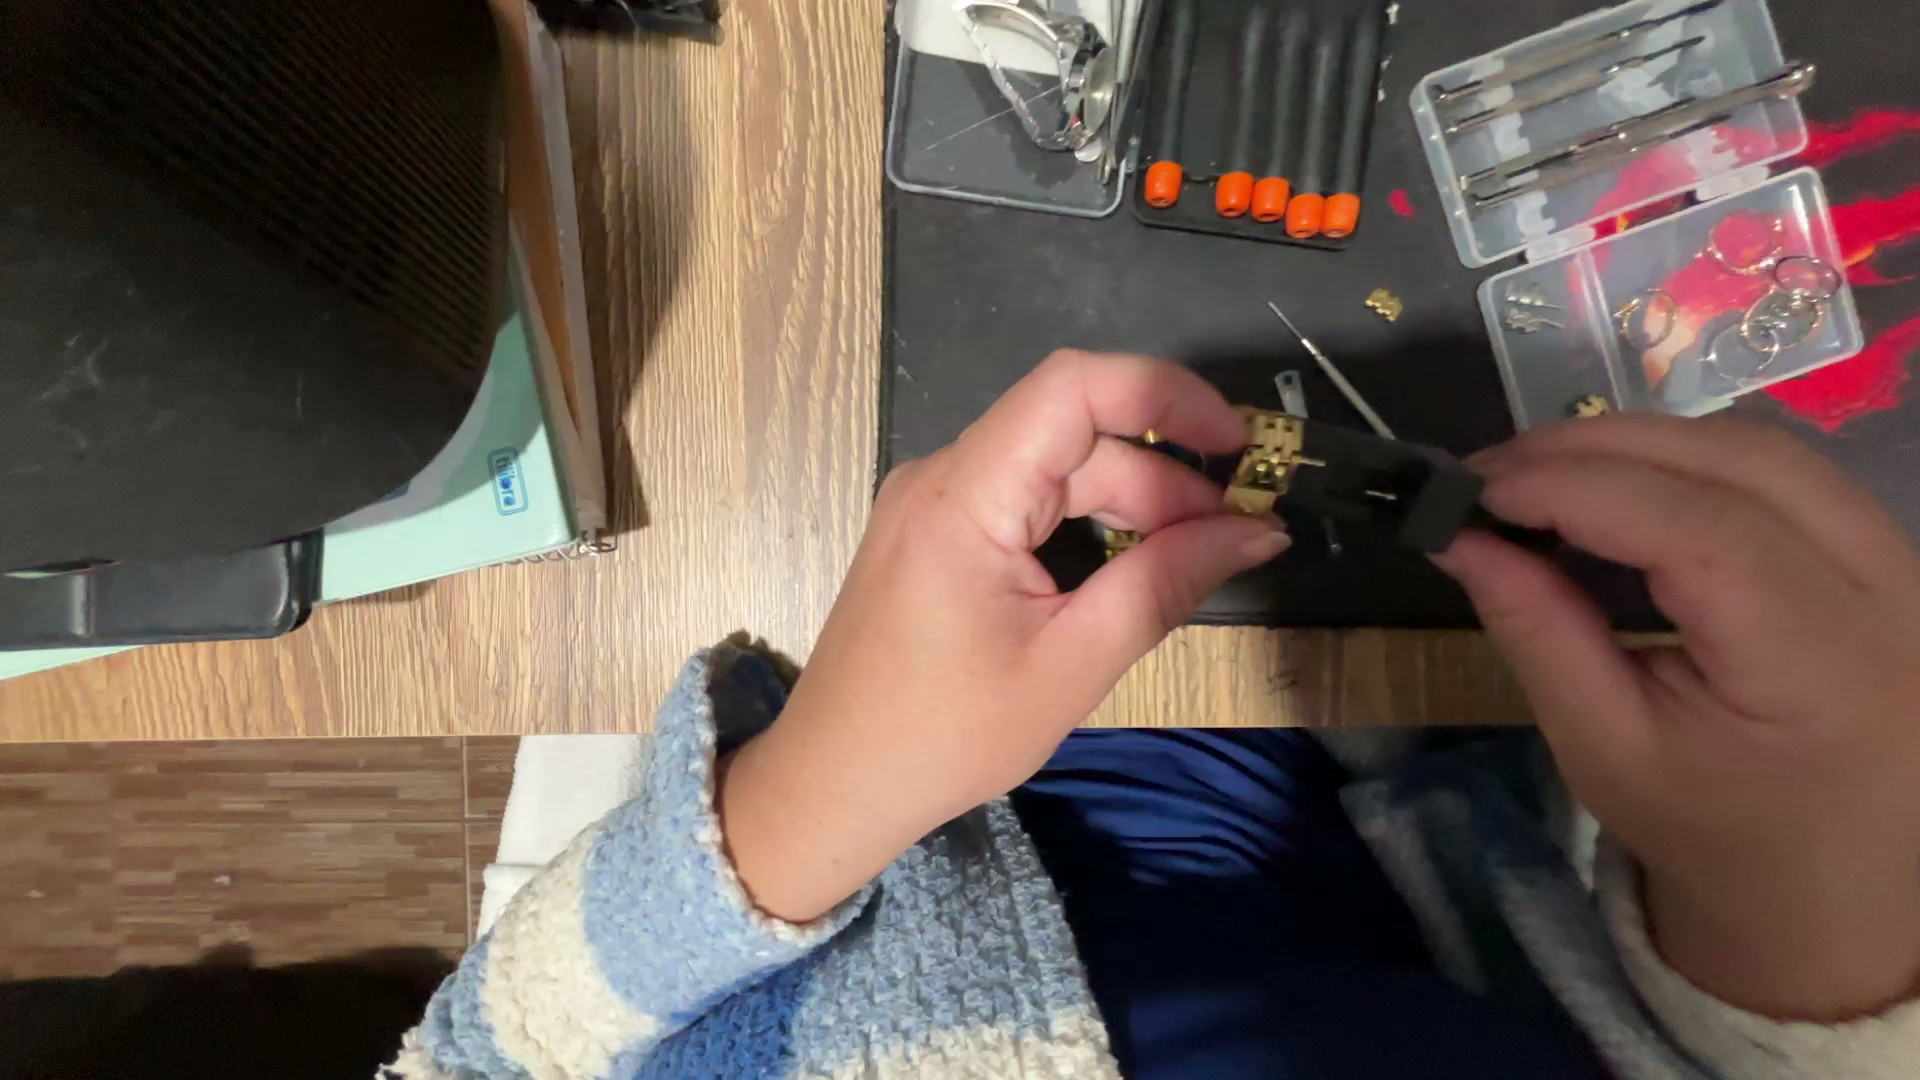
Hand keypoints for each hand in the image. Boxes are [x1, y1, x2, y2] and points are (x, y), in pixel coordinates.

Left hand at [718, 350, 1288, 922]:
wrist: (836, 779)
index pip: (1070, 387)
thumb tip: (1258, 532)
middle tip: (1228, 536)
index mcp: (963, 496)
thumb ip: (1164, 585)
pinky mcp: (932, 531)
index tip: (1235, 442)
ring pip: (1048, 469)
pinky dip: (1079, 523)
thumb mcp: (1070, 666)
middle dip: (1157, 474)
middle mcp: (940, 477)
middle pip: (1069, 435)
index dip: (1164, 393)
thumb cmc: (946, 736)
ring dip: (1124, 502)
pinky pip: (1020, 501)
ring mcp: (931, 502)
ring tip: (1185, 557)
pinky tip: (1121, 565)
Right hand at [1435, 412, 1919, 1019]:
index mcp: (1823, 667)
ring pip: (1756, 448)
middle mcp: (1895, 595)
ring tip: (1527, 476)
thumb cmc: (1704, 824)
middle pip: (1738, 461)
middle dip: (1591, 447)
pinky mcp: (1878, 554)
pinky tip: (1599, 485)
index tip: (1471, 494)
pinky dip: (1664, 459)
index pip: (1700, 531)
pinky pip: (1768, 470)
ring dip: (1626, 443)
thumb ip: (1531, 627)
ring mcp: (1903, 566)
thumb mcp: (1595, 740)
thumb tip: (1454, 537)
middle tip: (1482, 475)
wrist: (1834, 879)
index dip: (1575, 490)